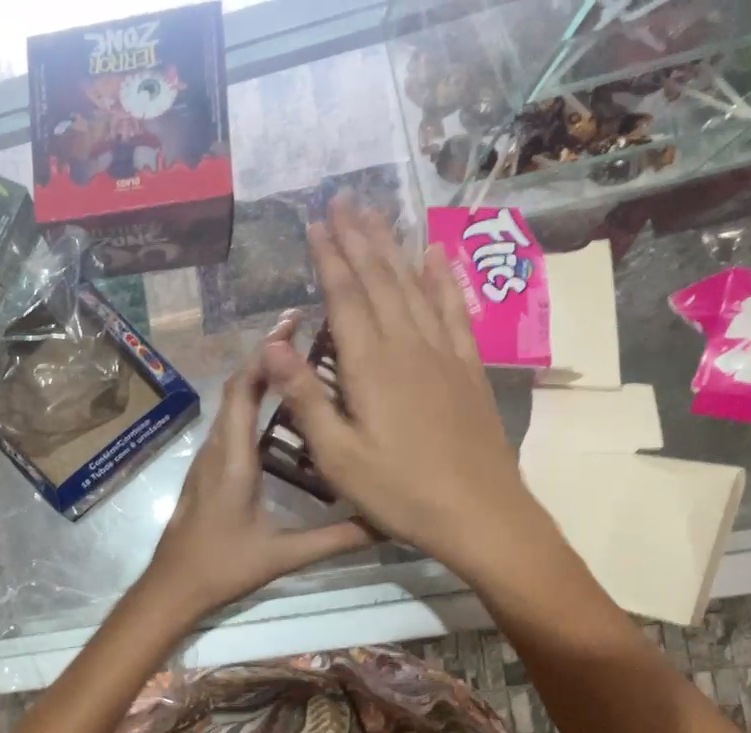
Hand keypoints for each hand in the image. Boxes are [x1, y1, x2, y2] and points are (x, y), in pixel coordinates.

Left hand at [139, 319, 374, 621]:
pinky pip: (229, 424)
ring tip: (299, 360)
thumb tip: (387, 523)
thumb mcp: (282, 555)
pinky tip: (279, 409)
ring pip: (231, 406)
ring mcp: (207, 459)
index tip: (293, 324)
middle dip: (266, 356)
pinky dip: (252, 403)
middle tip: (304, 329)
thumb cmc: (221, 568)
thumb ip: (335, 539)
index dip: (264, 354)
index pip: (242, 391)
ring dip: (259, 377)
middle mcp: (216, 450)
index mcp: (232, 460)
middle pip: (236, 389)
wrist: (172, 587)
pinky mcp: (207, 471)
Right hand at [263, 196, 545, 576]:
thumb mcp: (337, 455)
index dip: (329, 259)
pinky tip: (434, 258)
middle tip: (344, 199)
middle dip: (359, 239)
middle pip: (381, 281)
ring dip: (394, 249)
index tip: (315, 223)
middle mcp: (408, 347)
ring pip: (415, 287)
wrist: (480, 514)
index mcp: (371, 367)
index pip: (345, 299)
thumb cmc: (398, 491)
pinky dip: (441, 280)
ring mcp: (443, 355)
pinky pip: (454, 311)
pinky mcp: (467, 369)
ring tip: (378, 215)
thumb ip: (305, 397)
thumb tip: (270, 345)